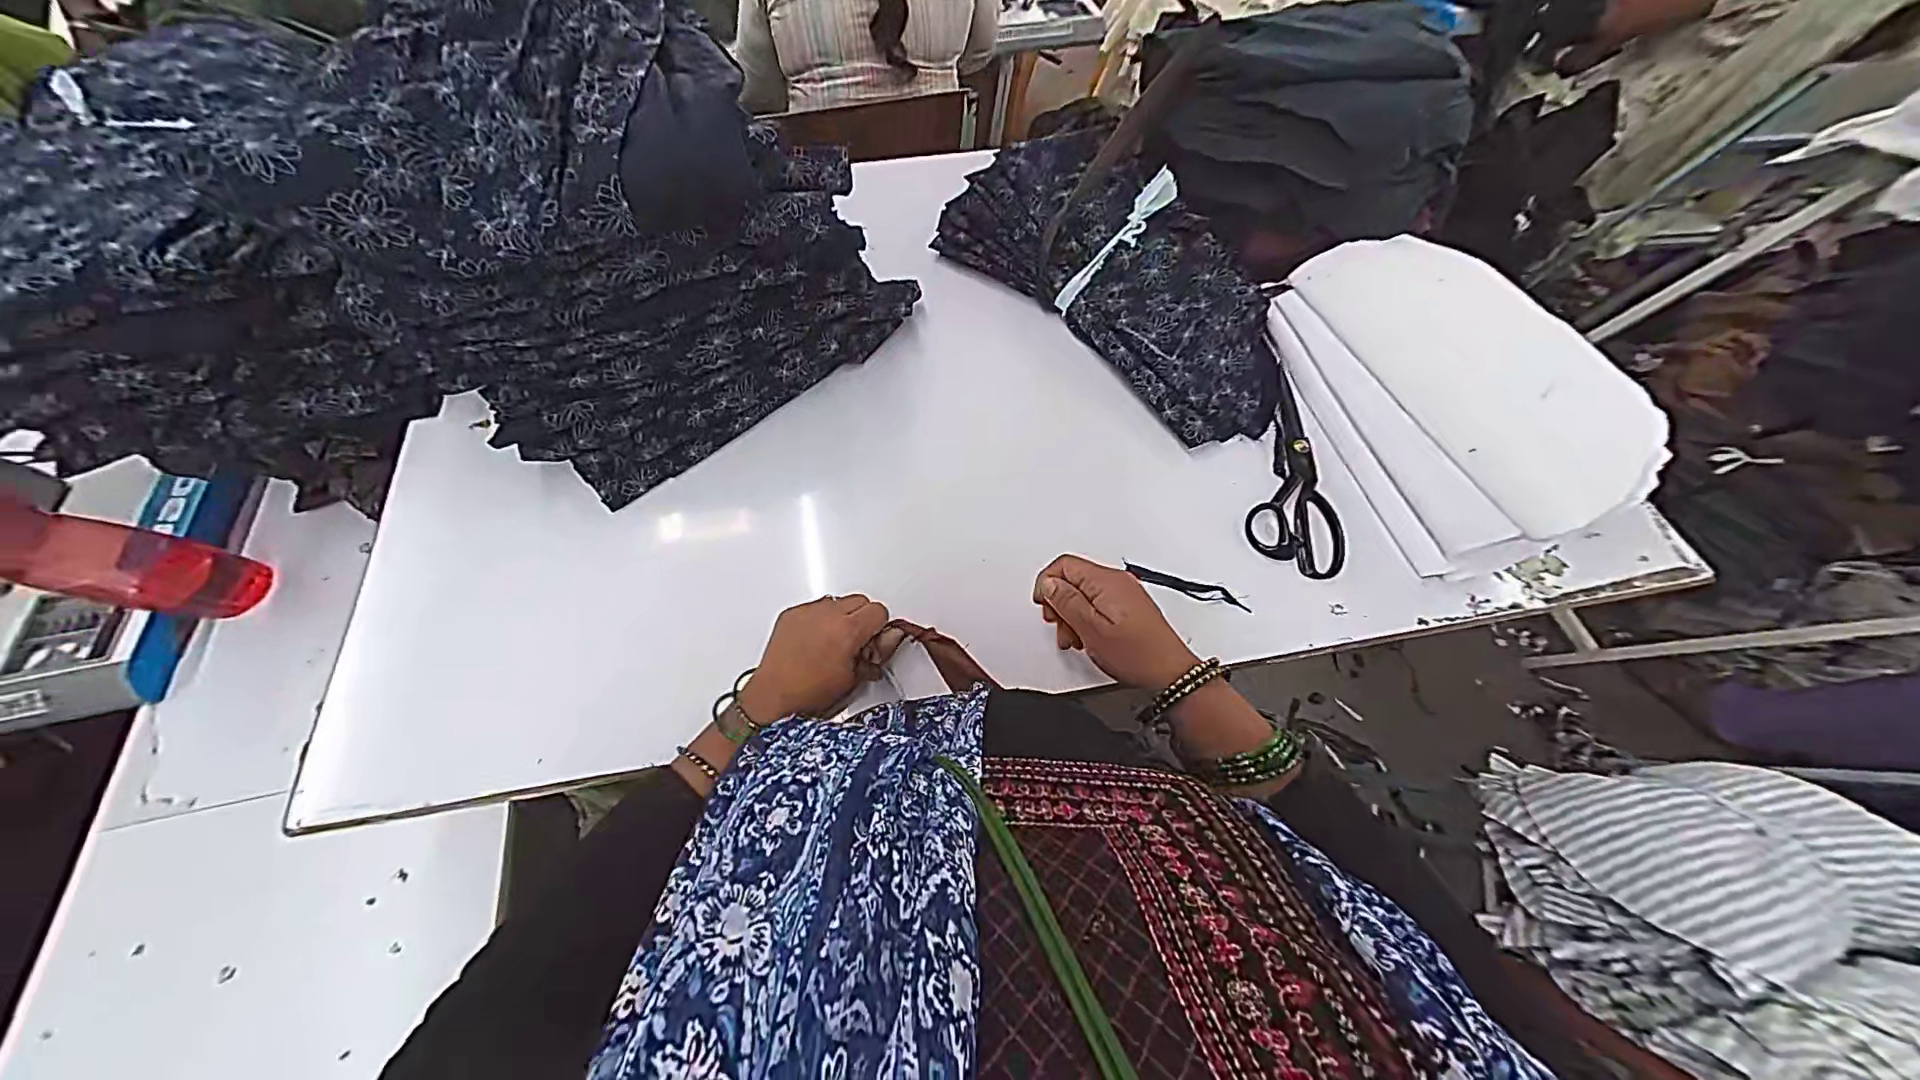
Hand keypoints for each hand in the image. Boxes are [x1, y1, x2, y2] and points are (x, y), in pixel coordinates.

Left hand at [738, 594, 889, 722]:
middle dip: (862, 619)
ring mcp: (806, 613)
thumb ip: (878, 653)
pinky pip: (814, 607)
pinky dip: (819, 619)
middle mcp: (826, 615)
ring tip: (834, 644)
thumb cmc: (808, 696)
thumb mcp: (854, 679)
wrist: (773, 700)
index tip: (874, 641)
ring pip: (837, 601)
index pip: (878, 610)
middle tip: (857, 643)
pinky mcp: (791, 615)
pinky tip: (816, 642)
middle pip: (860, 600)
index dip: (879, 628)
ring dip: (841, 617)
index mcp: (847, 630)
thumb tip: (889, 639)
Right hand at [1033, 555, 1199, 690]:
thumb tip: (1049, 584)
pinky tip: (1089, 637)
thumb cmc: (1138, 654)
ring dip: (1073, 614)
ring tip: (1076, 638)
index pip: (1064, 564)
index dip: (1047, 584)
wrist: (1169, 673)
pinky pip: (1098, 603)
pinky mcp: (1129, 606)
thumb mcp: (1091, 629)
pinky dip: (1088, 618)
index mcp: (1106, 581)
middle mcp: (1117, 581)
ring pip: (1084, 593)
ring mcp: (1125, 593)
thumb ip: (1066, 601)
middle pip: (1073, 578)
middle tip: (1061, 625)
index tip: (1045, 605)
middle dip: (1060, 602)